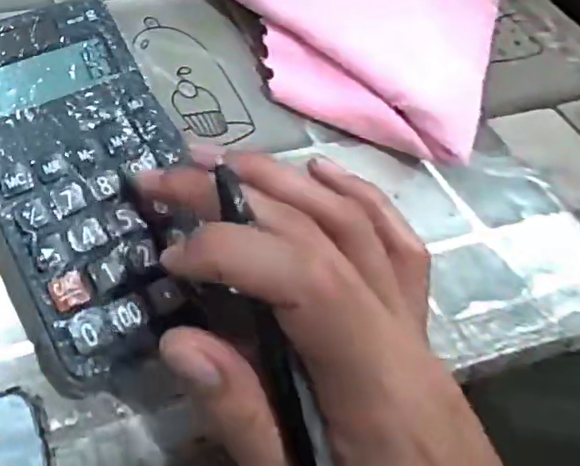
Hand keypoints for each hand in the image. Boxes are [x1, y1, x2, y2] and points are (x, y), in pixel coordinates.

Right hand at [136, 153, 500, 465]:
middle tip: (161, 179)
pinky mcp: (418, 327)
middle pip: (316, 232)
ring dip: (279, 178)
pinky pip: (396, 244)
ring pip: (352, 223)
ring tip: (216, 159)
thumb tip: (177, 340)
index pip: (307, 278)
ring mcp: (417, 327)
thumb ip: (243, 420)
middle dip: (230, 193)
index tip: (170, 258)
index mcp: (377, 385)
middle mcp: (403, 339)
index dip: (231, 249)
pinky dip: (354, 196)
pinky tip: (317, 170)